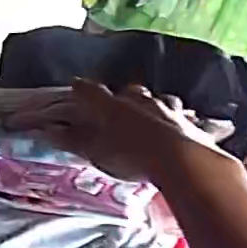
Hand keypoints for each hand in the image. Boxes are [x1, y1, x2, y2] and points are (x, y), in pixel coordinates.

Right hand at [33, 78, 227, 182]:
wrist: (183, 163)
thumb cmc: (129, 155)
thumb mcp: (93, 151)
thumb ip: (72, 140)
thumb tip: (48, 129)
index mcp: (112, 106)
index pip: (91, 91)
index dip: (82, 88)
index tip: (75, 84)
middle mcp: (142, 102)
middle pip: (131, 91)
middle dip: (124, 94)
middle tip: (119, 100)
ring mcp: (172, 113)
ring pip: (163, 100)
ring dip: (157, 103)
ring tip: (154, 108)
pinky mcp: (196, 128)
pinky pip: (194, 121)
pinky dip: (191, 122)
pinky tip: (198, 125)